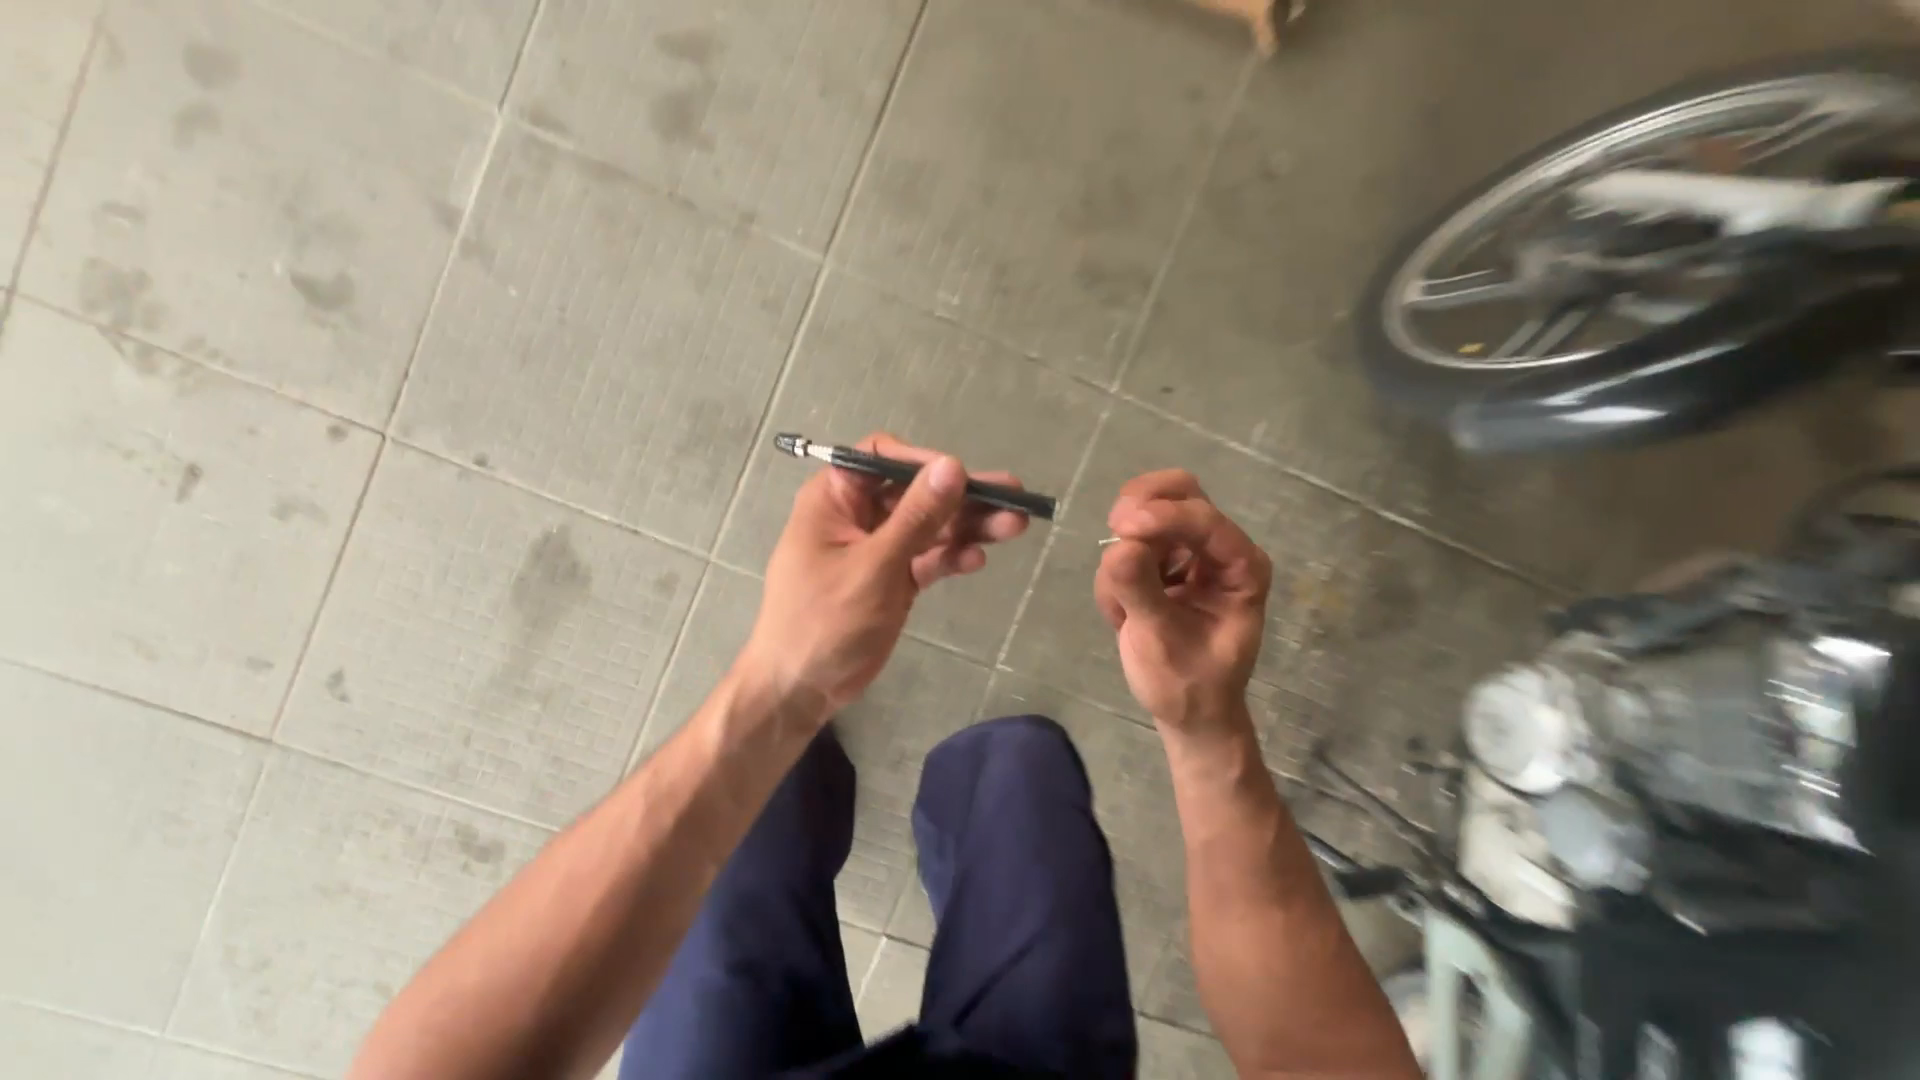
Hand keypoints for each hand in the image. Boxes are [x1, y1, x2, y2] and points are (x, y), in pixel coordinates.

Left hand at [740, 433, 1029, 713]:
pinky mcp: (893, 580)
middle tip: (1015, 495)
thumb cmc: (823, 621)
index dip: (923, 461)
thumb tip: (953, 466)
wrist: (800, 688)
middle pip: (916, 492)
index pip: (881, 457)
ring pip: (930, 526)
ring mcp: (878, 549)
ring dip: (969, 526)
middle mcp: (857, 516)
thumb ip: (915, 517)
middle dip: (962, 496)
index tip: (963, 476)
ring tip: (1016, 525)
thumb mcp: (873, 567)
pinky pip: (928, 558)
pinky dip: (951, 557)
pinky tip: (978, 559)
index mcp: (835, 498)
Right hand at [1094, 470, 1271, 737]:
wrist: (1186, 712)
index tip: (1121, 528)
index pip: (1203, 519)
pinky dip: (1114, 572)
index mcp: (1241, 567)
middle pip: (1180, 492)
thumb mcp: (1162, 642)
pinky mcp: (1163, 563)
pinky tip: (1123, 613)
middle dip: (1143, 507)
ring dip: (1122, 553)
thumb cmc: (1188, 683)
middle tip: (1114, 531)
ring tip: (1123, 608)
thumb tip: (1118, 548)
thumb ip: (1141, 591)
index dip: (1163, 516)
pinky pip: (1127, 545)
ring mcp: (1190, 553)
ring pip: (1147, 514)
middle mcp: (1219, 550)